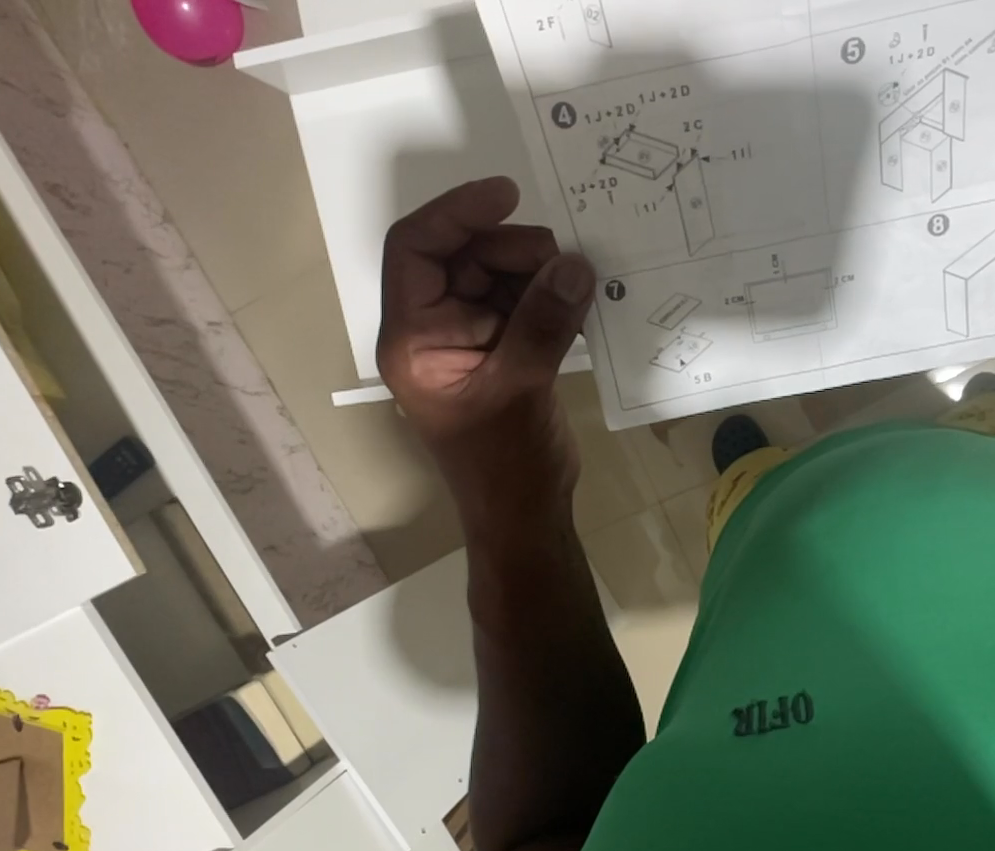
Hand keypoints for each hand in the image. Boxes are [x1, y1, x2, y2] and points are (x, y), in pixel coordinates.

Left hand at [377, 177, 595, 513]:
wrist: (526, 514)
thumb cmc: (505, 464)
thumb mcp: (520, 389)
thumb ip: (543, 323)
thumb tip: (573, 264)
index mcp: (414, 338)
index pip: (416, 250)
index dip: (456, 213)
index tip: (508, 194)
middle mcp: (436, 331)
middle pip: (464, 259)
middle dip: (513, 250)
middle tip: (565, 259)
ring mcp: (473, 342)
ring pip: (499, 279)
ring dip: (539, 273)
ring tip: (579, 283)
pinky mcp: (506, 355)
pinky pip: (525, 307)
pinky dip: (552, 299)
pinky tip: (581, 302)